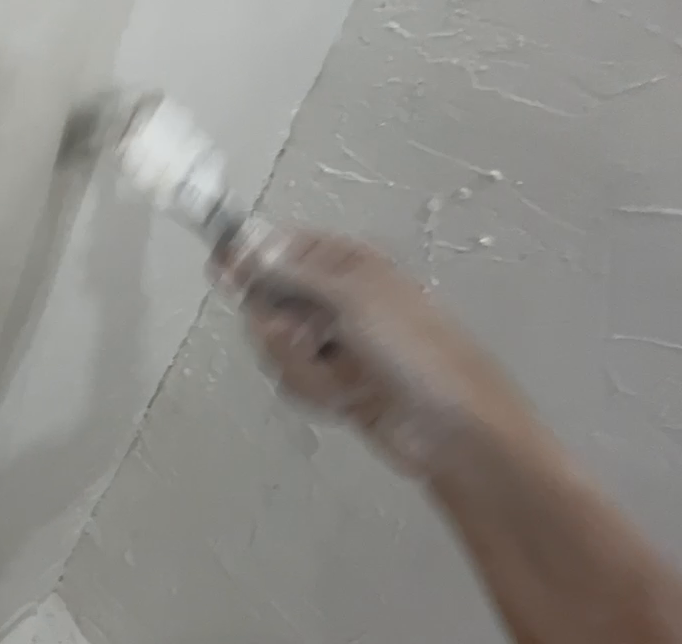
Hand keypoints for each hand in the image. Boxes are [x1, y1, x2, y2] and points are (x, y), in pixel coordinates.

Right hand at [211, 227, 541, 476]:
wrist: (457, 435)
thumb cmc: (417, 353)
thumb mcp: (355, 297)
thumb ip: (289, 271)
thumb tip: (239, 247)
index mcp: (347, 264)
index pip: (280, 245)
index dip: (248, 256)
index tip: (224, 271)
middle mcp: (333, 297)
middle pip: (264, 295)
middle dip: (276, 324)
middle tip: (302, 338)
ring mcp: (329, 341)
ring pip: (270, 339)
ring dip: (298, 363)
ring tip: (338, 378)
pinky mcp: (325, 379)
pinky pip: (286, 374)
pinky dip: (310, 388)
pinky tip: (342, 398)